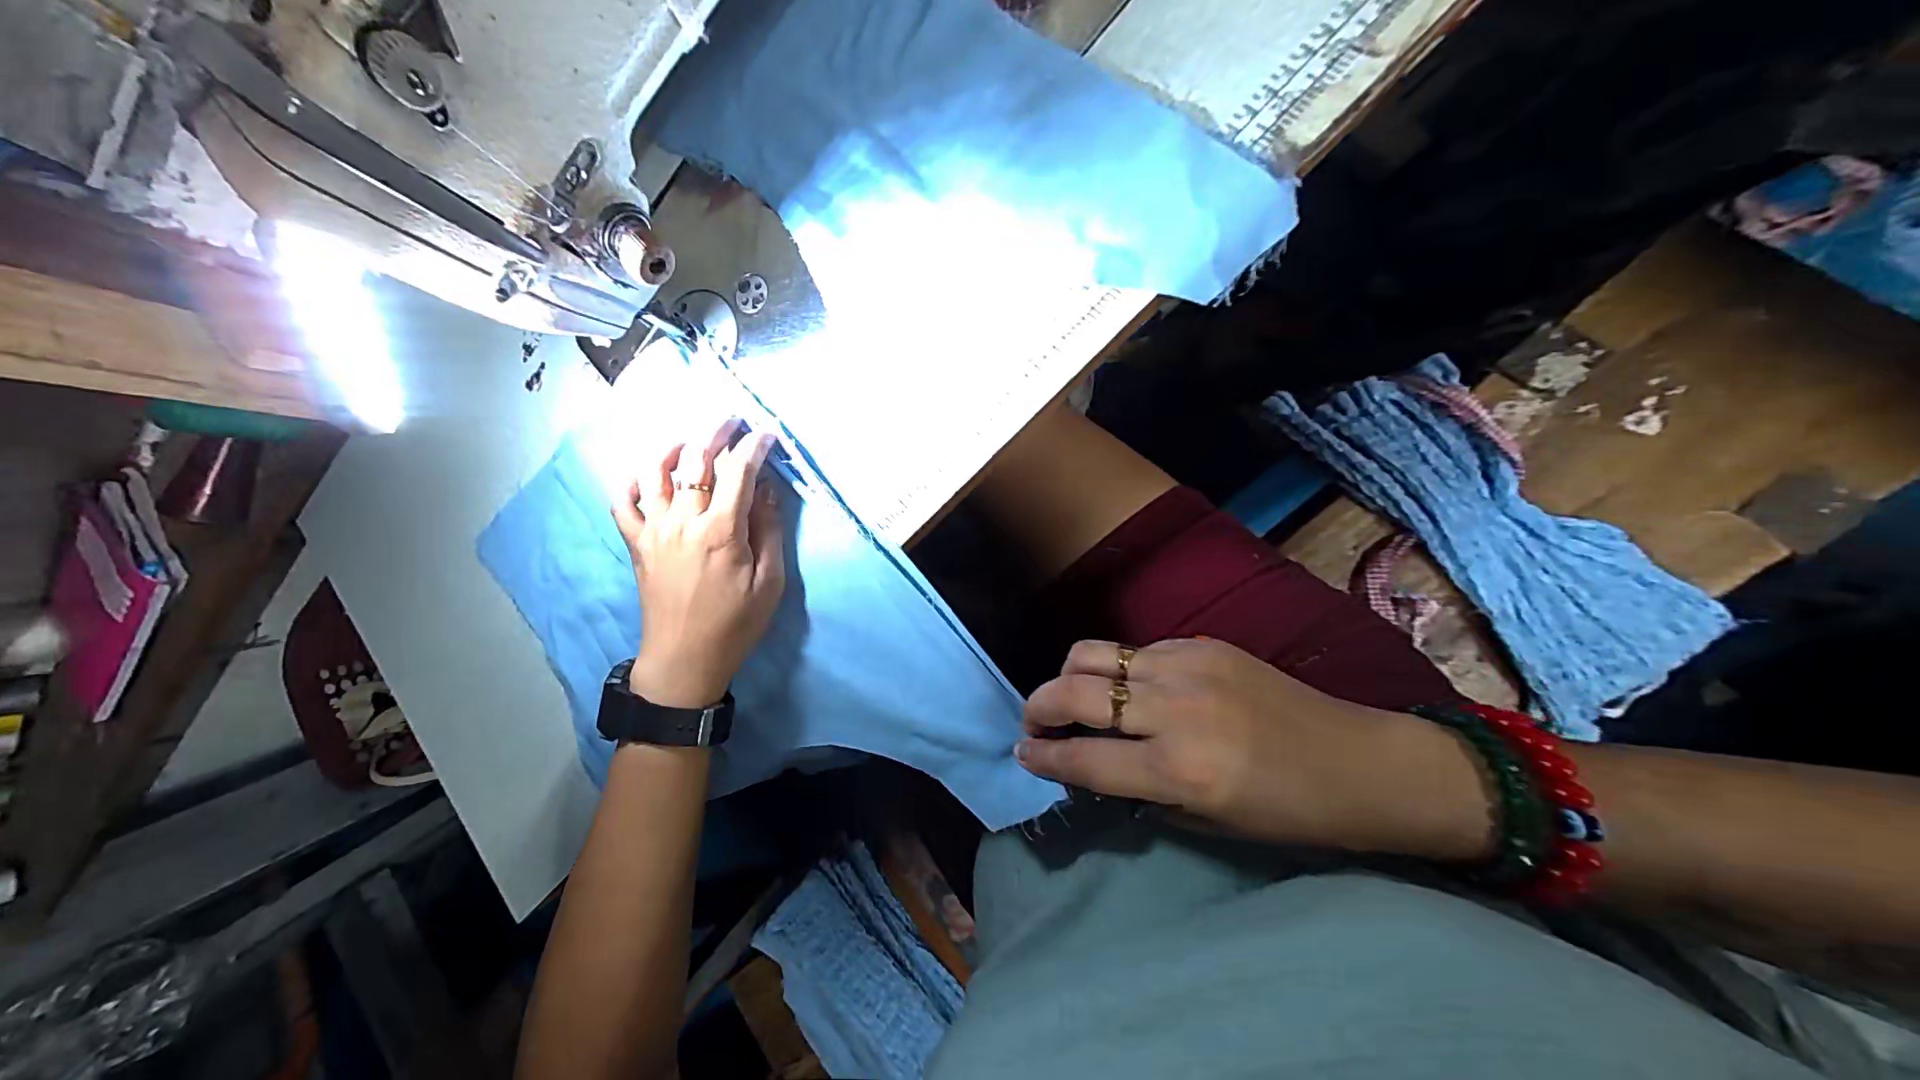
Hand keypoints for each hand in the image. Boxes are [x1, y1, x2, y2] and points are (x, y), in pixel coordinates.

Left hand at [611, 419, 786, 707]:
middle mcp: (683, 521)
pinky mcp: (636, 544)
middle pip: (695, 460)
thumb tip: (767, 490)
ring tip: (690, 440)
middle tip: (731, 420)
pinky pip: (623, 503)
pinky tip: (646, 476)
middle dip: (715, 432)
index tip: (768, 435)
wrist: (683, 659)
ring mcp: (654, 530)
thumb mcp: (769, 582)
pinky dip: (632, 482)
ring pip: (654, 472)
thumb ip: (769, 530)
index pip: (738, 471)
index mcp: (721, 531)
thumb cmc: (735, 624)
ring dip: (672, 447)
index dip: (755, 446)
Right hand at [1016, 637, 1493, 860]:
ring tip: (1072, 697)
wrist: (1361, 764)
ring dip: (1069, 676)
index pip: (1082, 758)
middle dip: (1038, 707)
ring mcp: (1188, 666)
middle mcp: (1174, 709)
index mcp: (1178, 769)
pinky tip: (1131, 689)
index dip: (1042, 757)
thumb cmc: (1287, 813)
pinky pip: (1136, 650)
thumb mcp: (1206, 820)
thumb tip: (1090, 766)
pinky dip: (1119, 669)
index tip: (1023, 754)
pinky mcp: (1203, 644)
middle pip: (1073, 691)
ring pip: (1095, 654)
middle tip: (1035, 723)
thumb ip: (1140, 790)